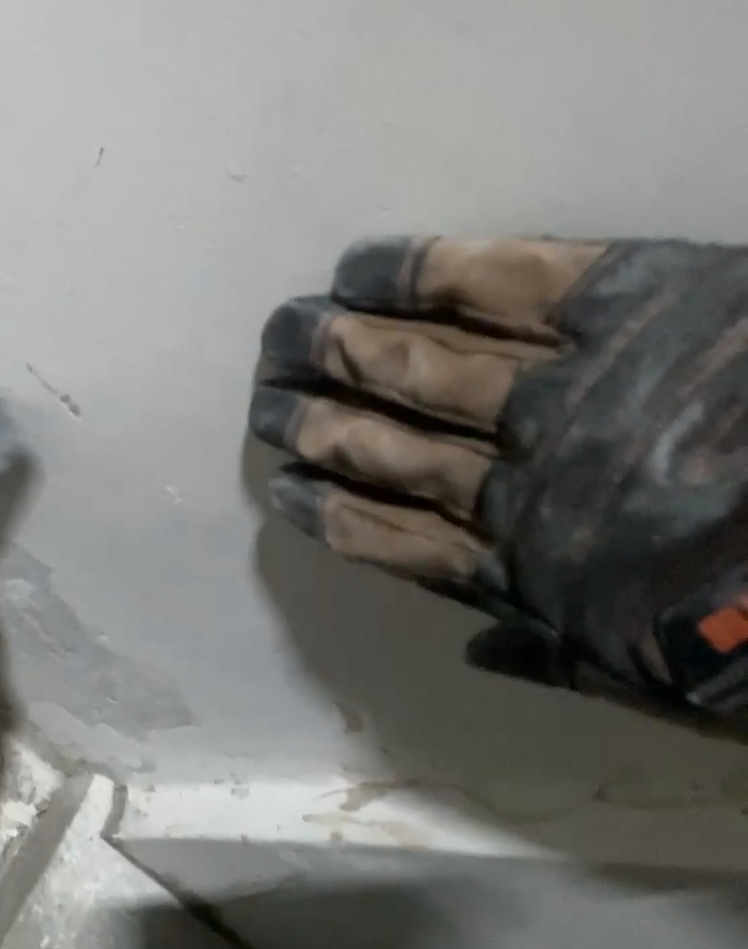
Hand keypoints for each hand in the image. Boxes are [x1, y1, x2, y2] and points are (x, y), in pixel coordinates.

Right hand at [250, 236, 747, 724]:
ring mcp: (572, 388)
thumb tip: (473, 648)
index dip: (325, 507)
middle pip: (381, 441)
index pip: (385, 535)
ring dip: (336, 347)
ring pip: (415, 366)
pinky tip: (364, 267)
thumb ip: (571, 657)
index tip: (282, 486)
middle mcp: (526, 481)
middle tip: (264, 391)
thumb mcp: (684, 681)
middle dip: (310, 413)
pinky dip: (426, 270)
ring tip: (283, 333)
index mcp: (539, 571)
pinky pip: (503, 277)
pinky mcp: (636, 301)